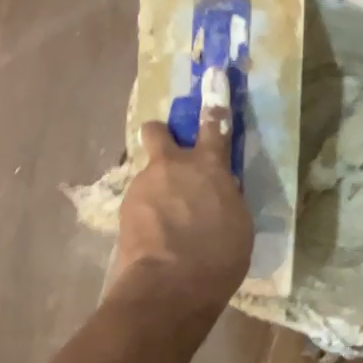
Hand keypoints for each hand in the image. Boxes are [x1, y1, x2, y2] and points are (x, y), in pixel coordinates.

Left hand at [110, 73, 253, 312]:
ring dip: (157, 189)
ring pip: (148, 175)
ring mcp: (143, 187)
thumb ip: (225, 198)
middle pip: (158, 132)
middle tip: (169, 151)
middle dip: (161, 135)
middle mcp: (172, 167)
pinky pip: (140, 205)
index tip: (214, 77)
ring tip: (168, 222)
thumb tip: (219, 193)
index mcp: (209, 167)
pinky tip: (156, 239)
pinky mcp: (125, 211)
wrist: (170, 285)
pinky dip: (148, 216)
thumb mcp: (237, 223)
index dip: (216, 102)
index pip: (215, 125)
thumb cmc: (218, 256)